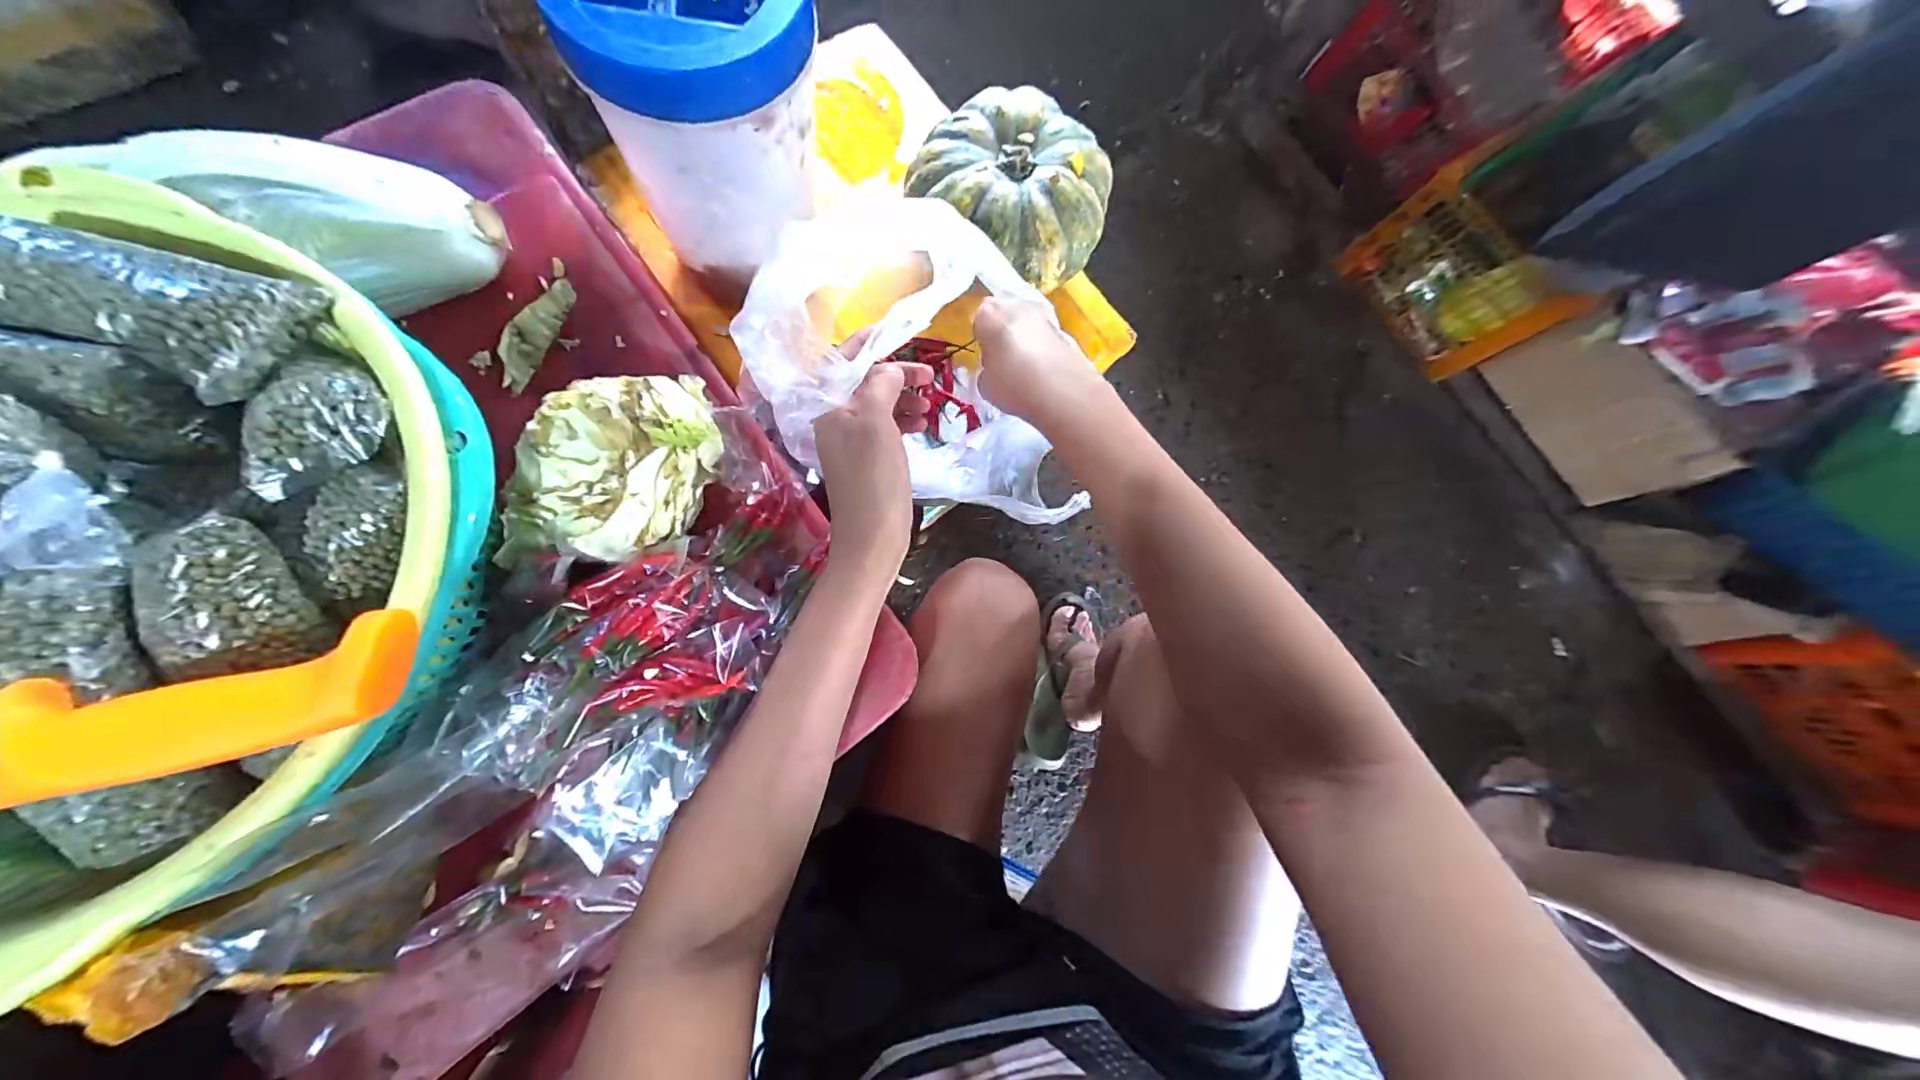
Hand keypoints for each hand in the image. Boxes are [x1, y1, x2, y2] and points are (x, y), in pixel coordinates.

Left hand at [814, 358, 932, 576]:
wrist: (873, 536)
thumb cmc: (873, 477)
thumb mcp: (876, 421)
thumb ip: (879, 384)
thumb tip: (888, 368)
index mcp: (826, 405)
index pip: (845, 360)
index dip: (873, 344)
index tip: (906, 337)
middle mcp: (833, 418)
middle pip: (864, 381)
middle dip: (896, 374)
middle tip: (929, 379)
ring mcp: (848, 440)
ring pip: (876, 404)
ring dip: (902, 398)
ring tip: (928, 406)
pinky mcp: (864, 458)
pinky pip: (882, 426)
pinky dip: (901, 420)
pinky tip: (920, 424)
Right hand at [974, 297, 1109, 427]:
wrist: (1064, 391)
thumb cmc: (1013, 386)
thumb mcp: (985, 386)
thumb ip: (986, 370)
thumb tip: (994, 369)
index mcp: (989, 314)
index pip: (978, 321)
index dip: (982, 340)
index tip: (986, 358)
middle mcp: (1016, 305)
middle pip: (1005, 315)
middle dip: (1003, 332)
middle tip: (1004, 360)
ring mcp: (1045, 315)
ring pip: (1028, 323)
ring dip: (1026, 338)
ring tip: (1026, 366)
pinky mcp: (1066, 329)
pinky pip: (1046, 336)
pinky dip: (1044, 347)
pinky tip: (1044, 369)